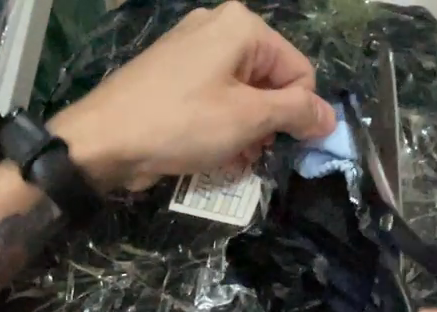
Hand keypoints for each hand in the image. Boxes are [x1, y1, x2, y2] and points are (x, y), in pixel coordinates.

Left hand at [48, 1, 336, 191]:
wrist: (106, 140)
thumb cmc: (181, 125)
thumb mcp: (247, 120)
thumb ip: (295, 114)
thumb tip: (330, 118)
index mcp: (242, 27)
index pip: (299, 72)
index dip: (298, 114)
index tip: (282, 147)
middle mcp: (219, 29)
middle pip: (271, 83)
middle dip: (268, 125)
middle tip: (251, 154)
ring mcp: (192, 51)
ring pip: (243, 98)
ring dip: (245, 135)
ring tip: (229, 159)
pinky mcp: (174, 77)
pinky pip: (215, 102)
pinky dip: (221, 130)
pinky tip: (211, 154)